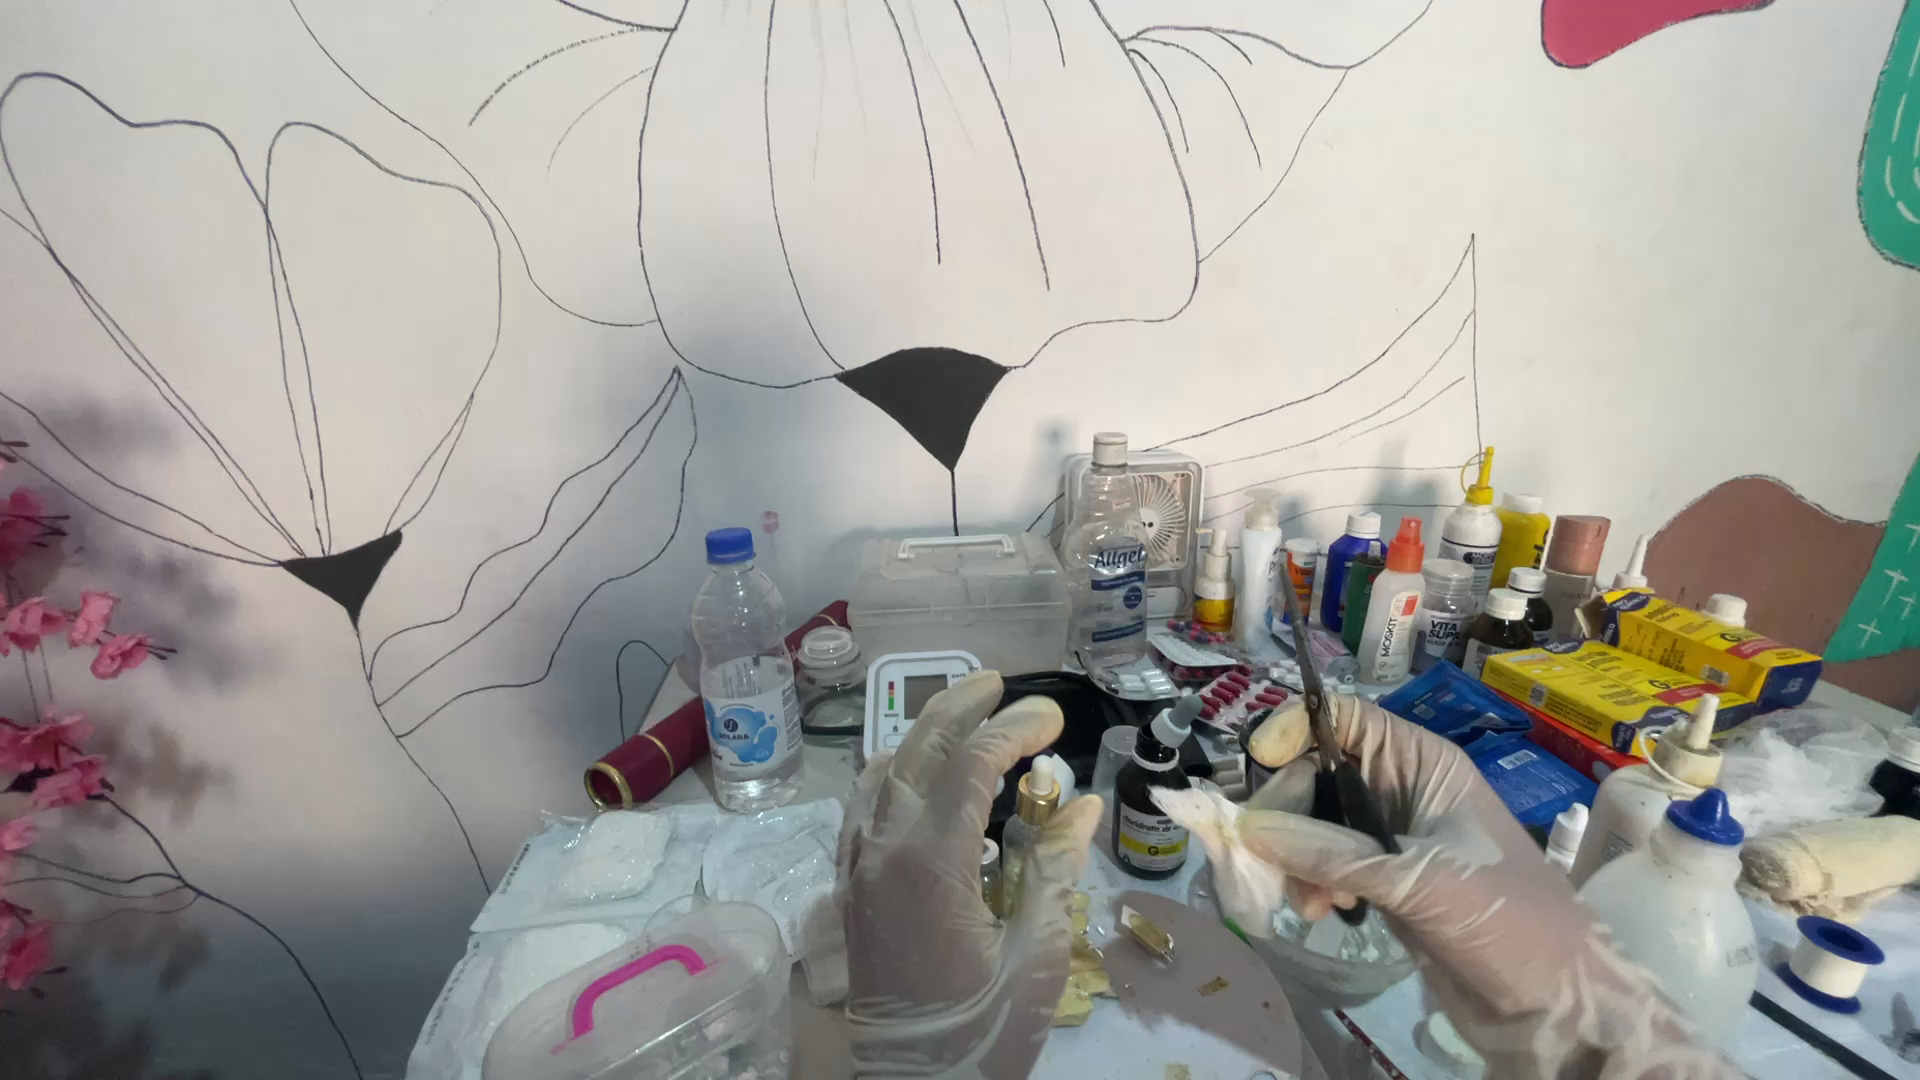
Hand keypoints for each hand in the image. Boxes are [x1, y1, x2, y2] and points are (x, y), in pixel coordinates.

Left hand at [837, 671, 1102, 1077]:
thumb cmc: (982, 1032)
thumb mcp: (1037, 958)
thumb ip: (1055, 869)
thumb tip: (1082, 803)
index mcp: (931, 864)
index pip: (971, 765)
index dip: (1014, 728)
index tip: (1054, 717)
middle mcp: (883, 849)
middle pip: (917, 751)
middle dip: (959, 707)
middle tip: (997, 682)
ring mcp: (858, 866)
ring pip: (882, 772)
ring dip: (923, 735)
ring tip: (964, 716)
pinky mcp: (850, 885)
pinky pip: (864, 807)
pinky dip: (893, 773)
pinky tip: (917, 773)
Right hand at [1241, 694, 1738, 1077]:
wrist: (1563, 1015)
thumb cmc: (1511, 926)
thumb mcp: (1419, 883)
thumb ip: (1331, 854)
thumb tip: (1250, 830)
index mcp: (1420, 763)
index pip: (1341, 716)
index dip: (1293, 727)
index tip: (1261, 762)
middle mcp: (1398, 785)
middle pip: (1312, 768)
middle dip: (1287, 810)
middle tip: (1265, 851)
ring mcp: (1386, 830)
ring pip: (1310, 816)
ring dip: (1293, 853)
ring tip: (1306, 900)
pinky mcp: (1377, 873)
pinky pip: (1319, 856)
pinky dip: (1307, 879)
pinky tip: (1320, 910)